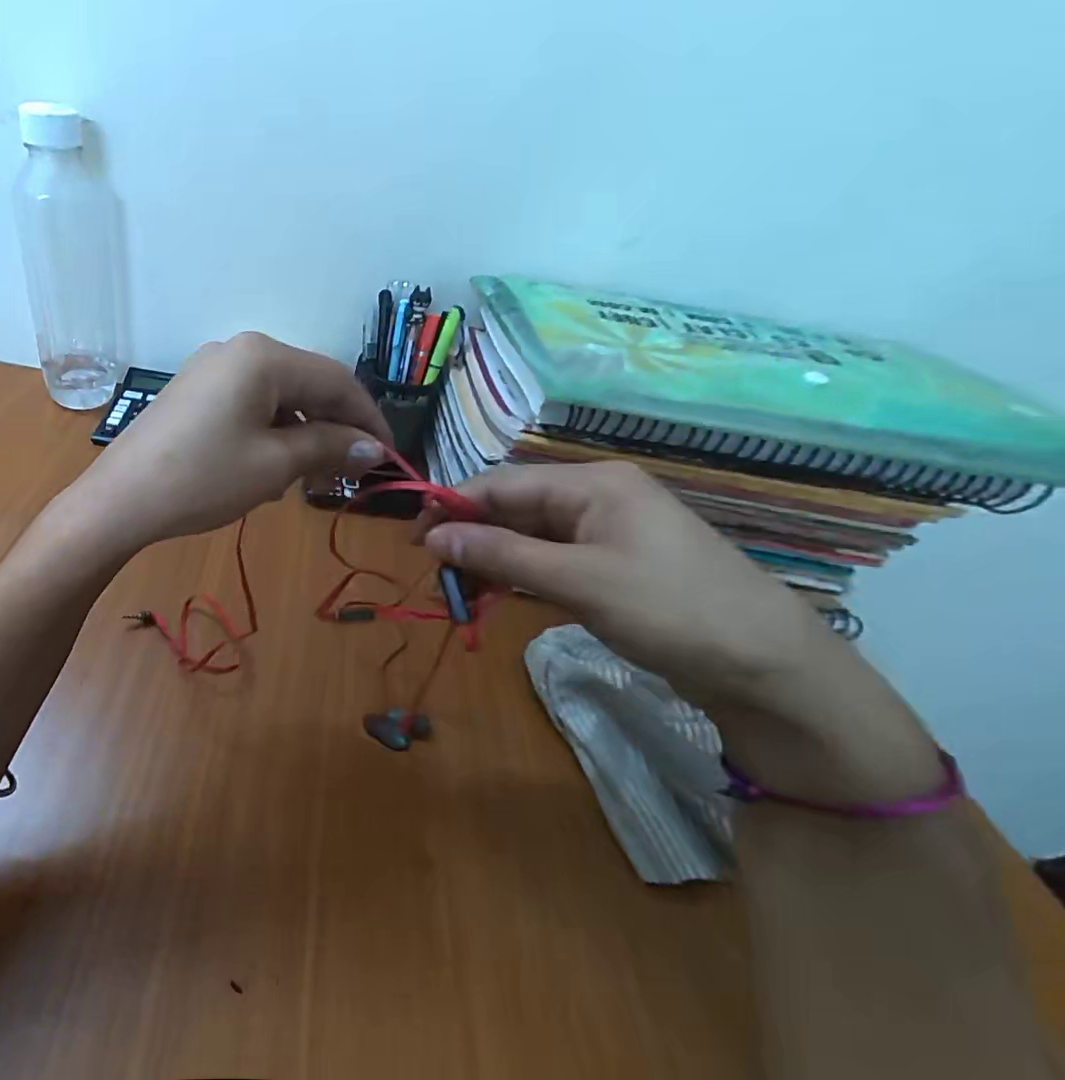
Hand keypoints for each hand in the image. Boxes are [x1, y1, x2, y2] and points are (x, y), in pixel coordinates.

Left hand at [61, 333, 392, 554]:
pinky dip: (264, 437)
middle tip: (342, 479)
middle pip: (304, 388)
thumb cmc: (202, 479)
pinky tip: (262, 473)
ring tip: (298, 485)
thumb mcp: (273, 465)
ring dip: (296, 440)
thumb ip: (329, 447)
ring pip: (274, 401)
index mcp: (262, 356)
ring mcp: (207, 370)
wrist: (119, 501)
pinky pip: (244, 408)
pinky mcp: (190, 394)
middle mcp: (236, 350)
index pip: (336, 381)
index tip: (388, 457)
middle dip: (329, 433)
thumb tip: (373, 448)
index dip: (368, 420)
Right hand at [416, 462, 943, 801]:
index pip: (500, 483)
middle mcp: (595, 498)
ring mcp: (604, 532)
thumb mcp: (575, 579)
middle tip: (437, 579)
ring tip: (460, 595)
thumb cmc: (670, 609)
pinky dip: (515, 576)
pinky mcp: (609, 564)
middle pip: (510, 508)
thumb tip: (432, 537)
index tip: (414, 543)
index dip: (450, 507)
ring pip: (524, 536)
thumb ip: (499, 554)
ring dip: (488, 561)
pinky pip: (546, 559)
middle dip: (468, 539)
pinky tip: (496, 596)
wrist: (768, 667)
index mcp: (593, 484)